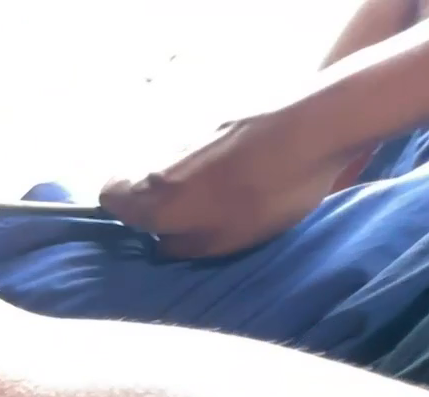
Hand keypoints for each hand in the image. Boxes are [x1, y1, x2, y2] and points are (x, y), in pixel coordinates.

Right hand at [99, 109, 362, 258]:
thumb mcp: (215, 243)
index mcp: (145, 197)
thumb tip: (164, 241)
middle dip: (159, 195)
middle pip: (142, 179)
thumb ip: (176, 247)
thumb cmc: (259, 194)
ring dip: (195, 176)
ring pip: (178, 162)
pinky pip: (215, 145)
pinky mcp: (230, 117)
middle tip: (192, 212)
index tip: (145, 223)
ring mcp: (194, 135)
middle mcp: (157, 164)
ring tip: (235, 189)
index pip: (106, 198)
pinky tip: (261, 166)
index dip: (120, 210)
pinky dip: (227, 157)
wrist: (322, 122)